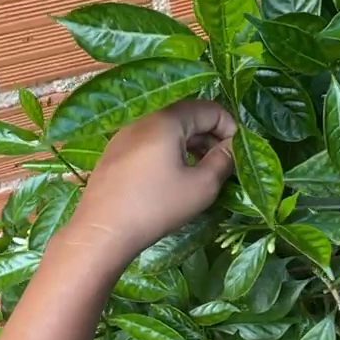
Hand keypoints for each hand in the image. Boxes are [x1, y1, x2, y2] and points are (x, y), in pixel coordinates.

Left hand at [58, 100, 235, 268]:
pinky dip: (169, 153)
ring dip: (191, 146)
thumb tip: (232, 147)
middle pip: (187, 117)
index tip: (237, 154)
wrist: (102, 231)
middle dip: (210, 137)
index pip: (209, 109)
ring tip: (200, 174)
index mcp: (167, 120)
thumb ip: (223, 161)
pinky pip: (150, 143)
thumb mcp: (201, 187)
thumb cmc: (156, 206)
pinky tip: (171, 180)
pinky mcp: (115, 153)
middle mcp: (144, 119)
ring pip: (168, 131)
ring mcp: (125, 135)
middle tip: (222, 165)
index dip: (230, 128)